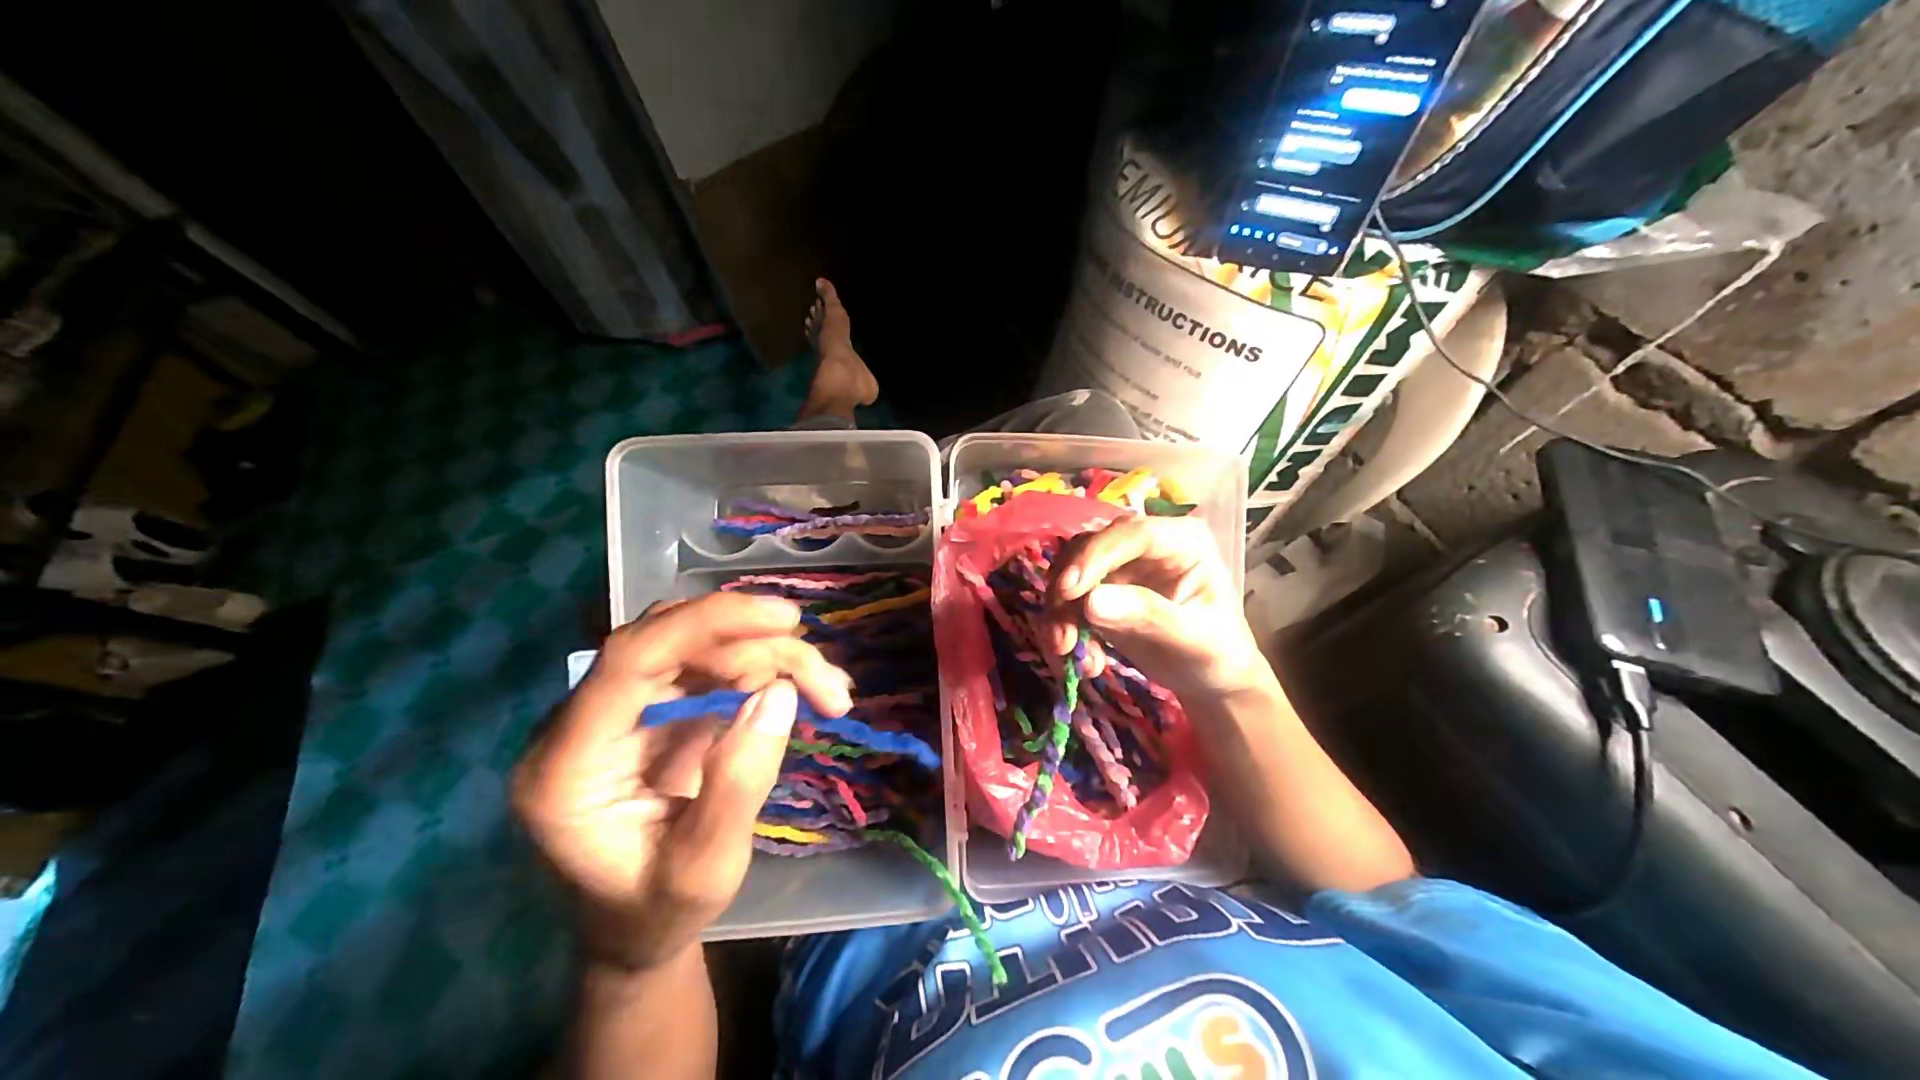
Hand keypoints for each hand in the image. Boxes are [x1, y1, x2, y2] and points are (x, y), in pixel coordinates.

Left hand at [512, 593, 851, 969]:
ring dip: (768, 656)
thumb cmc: (659, 913)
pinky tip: (805, 687)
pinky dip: (762, 668)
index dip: (706, 624)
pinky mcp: (649, 708)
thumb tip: (781, 692)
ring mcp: (616, 711)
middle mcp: (580, 722)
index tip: (784, 620)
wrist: (636, 931)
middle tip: (826, 681)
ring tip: (830, 692)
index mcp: (567, 766)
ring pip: (695, 645)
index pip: (629, 661)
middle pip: (668, 642)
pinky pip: (707, 664)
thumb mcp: (706, 868)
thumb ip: (738, 783)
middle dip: (755, 646)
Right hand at [1045, 515, 1272, 701]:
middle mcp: (1144, 545)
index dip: (1094, 556)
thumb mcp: (1192, 637)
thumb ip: (1146, 615)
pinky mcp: (1101, 590)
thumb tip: (1090, 601)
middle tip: (1062, 638)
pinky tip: (1085, 662)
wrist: (1212, 679)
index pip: (1131, 534)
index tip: (1067, 591)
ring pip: (1069, 572)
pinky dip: (1064, 627)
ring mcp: (1119, 566)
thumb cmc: (1216, 653)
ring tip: (1069, 654)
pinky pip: (1068, 600)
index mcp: (1181, 540)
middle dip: (1067, 592)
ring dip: (1060, 613)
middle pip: (1088, 549)